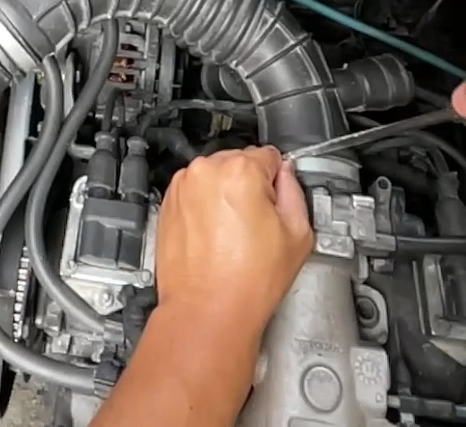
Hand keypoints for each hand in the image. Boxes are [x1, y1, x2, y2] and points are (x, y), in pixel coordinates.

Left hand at [155, 147, 312, 337]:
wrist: (206, 310)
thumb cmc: (246, 281)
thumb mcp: (297, 235)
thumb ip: (295, 192)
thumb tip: (286, 174)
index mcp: (240, 170)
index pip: (269, 155)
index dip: (277, 181)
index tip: (275, 201)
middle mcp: (207, 170)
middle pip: (239, 162)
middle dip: (250, 186)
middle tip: (256, 224)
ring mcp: (184, 184)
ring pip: (215, 176)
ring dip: (225, 194)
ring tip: (233, 234)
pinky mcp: (168, 200)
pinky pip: (195, 192)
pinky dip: (204, 206)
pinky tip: (215, 236)